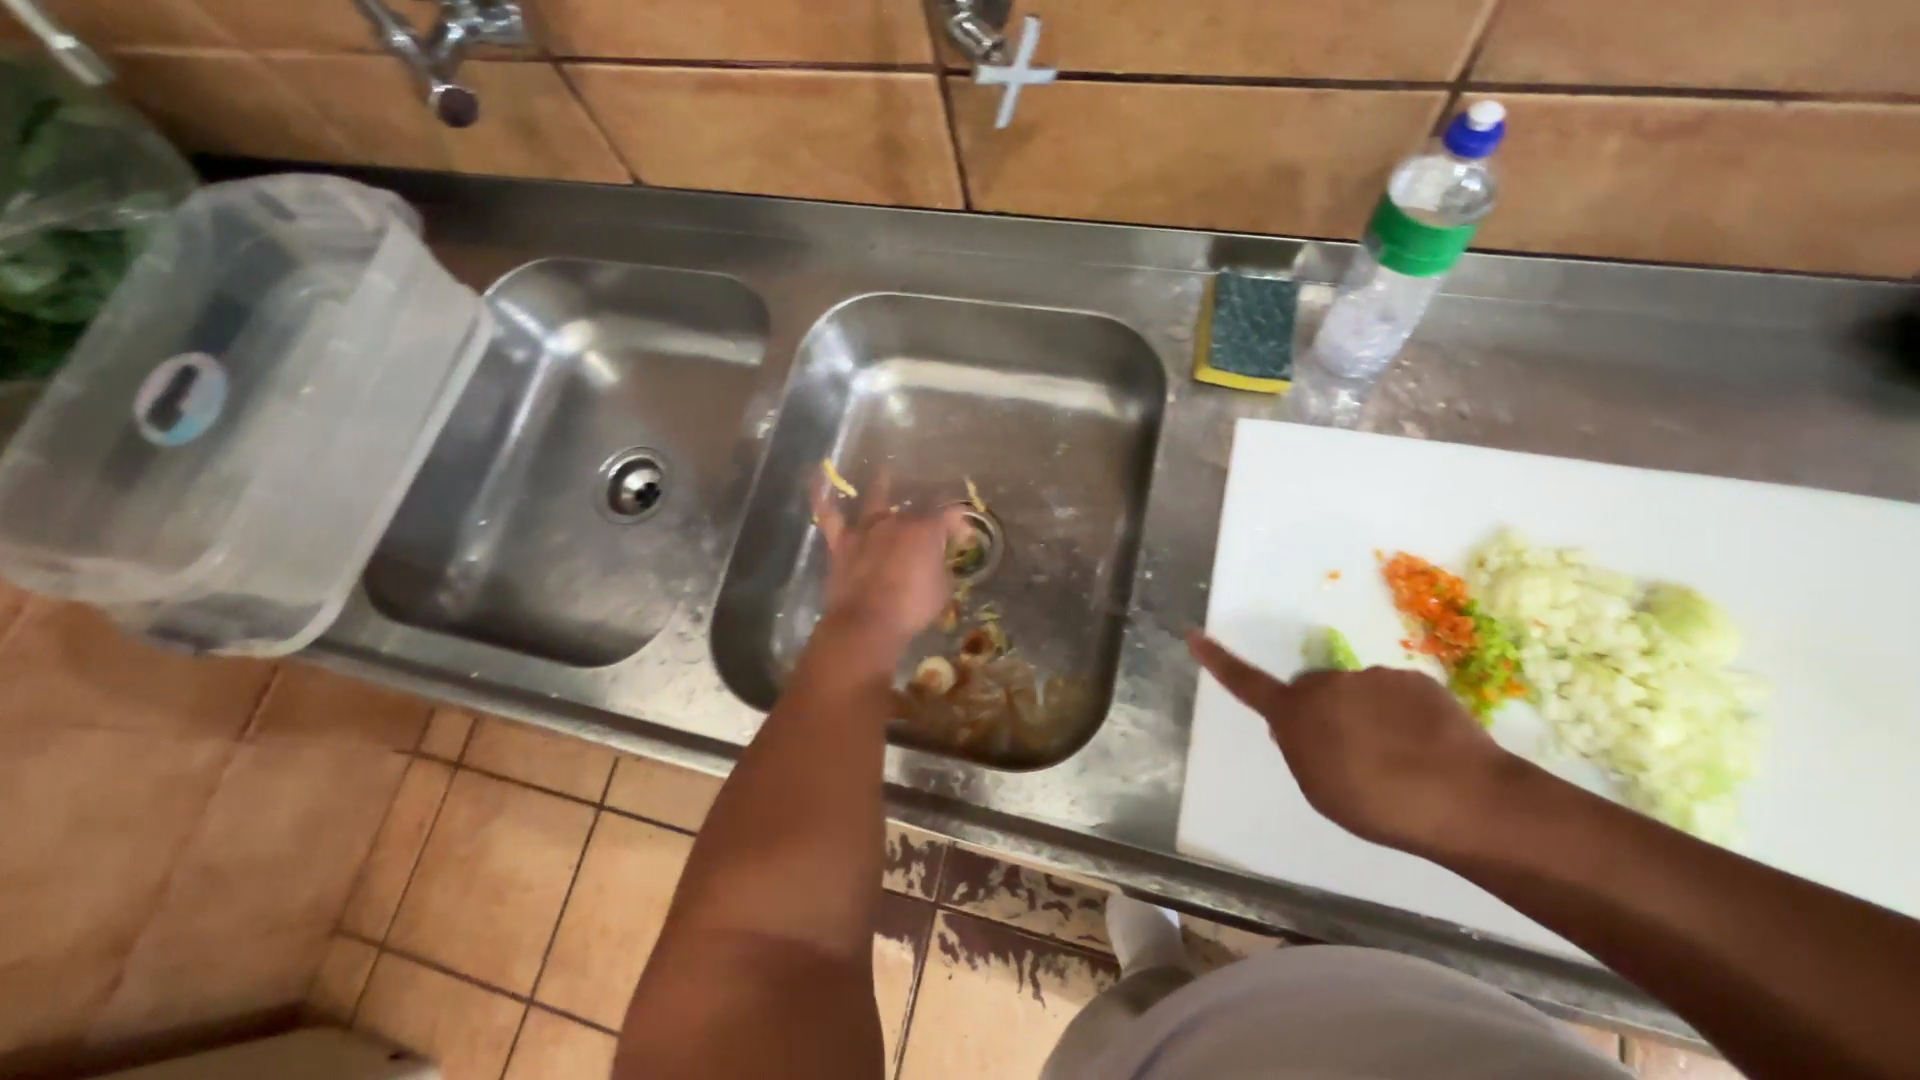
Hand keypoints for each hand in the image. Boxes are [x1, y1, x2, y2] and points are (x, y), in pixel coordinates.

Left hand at [812, 468, 965, 650]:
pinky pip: (828, 514)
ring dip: (881, 485)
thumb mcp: (942, 590)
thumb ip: (942, 569)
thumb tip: (938, 563)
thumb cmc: (911, 608)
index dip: (961, 523)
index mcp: (926, 530)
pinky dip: (822, 495)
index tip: (965, 536)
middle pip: (914, 511)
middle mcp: (896, 521)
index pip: (951, 515)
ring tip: (884, 471)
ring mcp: (866, 529)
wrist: (867, 623)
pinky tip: (817, 478)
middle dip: (926, 518)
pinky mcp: (841, 543)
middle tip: (932, 528)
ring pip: (875, 500)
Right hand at [1189, 631, 1518, 855]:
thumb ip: (1299, 748)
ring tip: (1398, 763)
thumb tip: (1300, 725)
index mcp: (1296, 713)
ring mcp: (1376, 677)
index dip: (1219, 662)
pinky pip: (1396, 696)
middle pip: (1313, 691)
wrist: (1462, 799)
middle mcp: (1330, 683)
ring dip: (1367, 718)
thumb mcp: (1319, 788)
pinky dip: (1403, 718)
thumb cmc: (1377, 805)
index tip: (1196, 635)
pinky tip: (1424, 751)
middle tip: (1349, 757)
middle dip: (1323, 713)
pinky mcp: (1417, 681)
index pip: (1247, 683)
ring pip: (1358, 694)